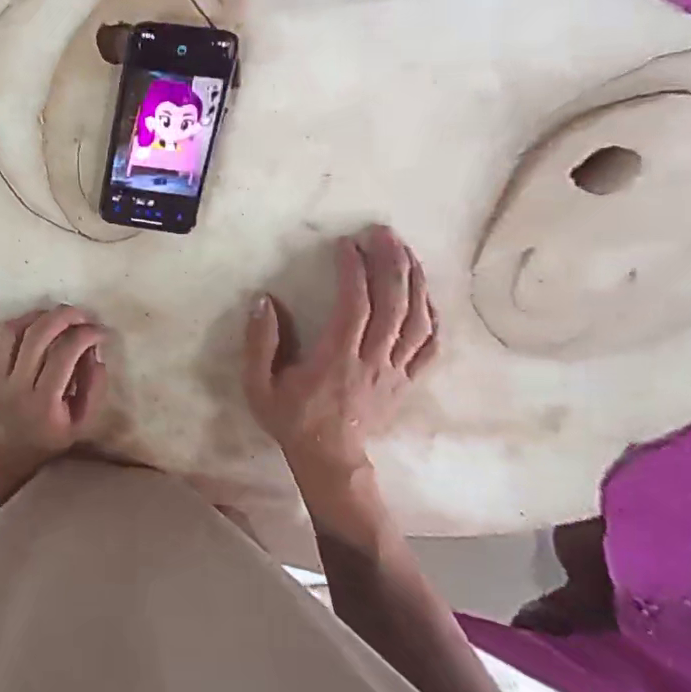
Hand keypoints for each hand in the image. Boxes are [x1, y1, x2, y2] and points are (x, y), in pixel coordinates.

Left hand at [0, 305, 108, 457]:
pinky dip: (7, 327)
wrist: (11, 449)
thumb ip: (94, 387)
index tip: (100, 330)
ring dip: (34, 317)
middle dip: (62, 316)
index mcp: (43, 401)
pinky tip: (25, 329)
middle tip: (80, 313)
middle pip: (36, 336)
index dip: (85, 335)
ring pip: (10, 332)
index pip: (64, 354)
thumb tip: (95, 351)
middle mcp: (15, 386)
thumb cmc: (53, 434)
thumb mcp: (83, 421)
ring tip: (52, 318)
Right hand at [242, 225, 439, 474]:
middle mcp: (373, 361)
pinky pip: (430, 346)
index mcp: (336, 360)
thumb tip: (265, 300)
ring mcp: (396, 372)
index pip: (353, 306)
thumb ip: (260, 343)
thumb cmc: (289, 417)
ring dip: (414, 281)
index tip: (345, 245)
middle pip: (393, 305)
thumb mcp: (258, 384)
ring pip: (417, 321)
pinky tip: (425, 295)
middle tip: (382, 233)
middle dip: (390, 264)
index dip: (353, 271)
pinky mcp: (408, 381)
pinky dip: (432, 317)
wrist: (328, 458)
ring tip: (406, 251)